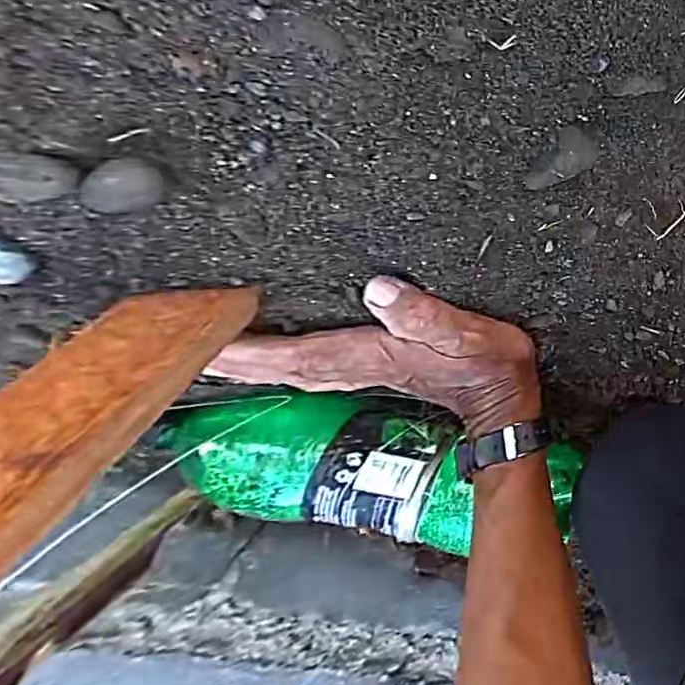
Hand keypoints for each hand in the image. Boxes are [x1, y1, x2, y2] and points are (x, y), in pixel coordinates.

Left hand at [207, 276, 541, 437]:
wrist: (502, 396)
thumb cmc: (488, 365)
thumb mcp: (466, 334)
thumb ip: (423, 315)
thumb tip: (378, 289)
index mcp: (373, 355)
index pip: (295, 353)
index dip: (247, 346)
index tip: (203, 334)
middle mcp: (358, 366)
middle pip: (278, 365)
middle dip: (230, 355)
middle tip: (181, 340)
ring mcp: (364, 371)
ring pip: (290, 367)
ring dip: (249, 360)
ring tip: (212, 346)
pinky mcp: (375, 368)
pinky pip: (312, 365)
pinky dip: (282, 360)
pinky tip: (275, 354)